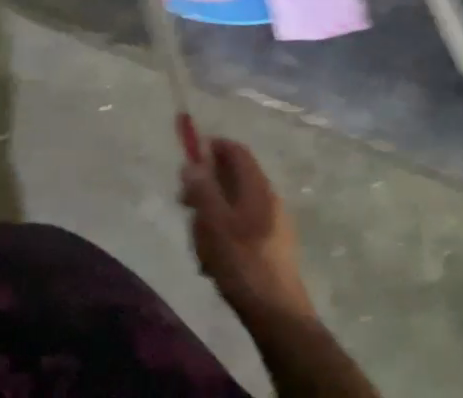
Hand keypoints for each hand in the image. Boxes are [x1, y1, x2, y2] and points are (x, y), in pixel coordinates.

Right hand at [180, 138, 310, 316]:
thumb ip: (201, 189)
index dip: (211, 147)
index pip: (236, 151)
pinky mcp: (270, 248)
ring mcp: (272, 225)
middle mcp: (268, 201)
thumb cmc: (243, 264)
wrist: (278, 316)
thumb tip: (192, 163)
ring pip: (232, 205)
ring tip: (198, 242)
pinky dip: (222, 234)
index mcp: (258, 189)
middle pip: (232, 178)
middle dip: (205, 187)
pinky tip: (211, 261)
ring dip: (210, 215)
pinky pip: (239, 228)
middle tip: (184, 205)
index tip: (187, 158)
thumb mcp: (214, 223)